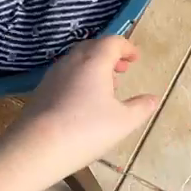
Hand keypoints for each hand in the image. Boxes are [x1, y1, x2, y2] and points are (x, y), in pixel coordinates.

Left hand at [0, 36, 158, 184]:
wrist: (37, 147)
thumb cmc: (86, 130)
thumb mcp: (123, 122)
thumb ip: (141, 108)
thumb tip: (153, 99)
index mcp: (94, 61)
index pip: (112, 42)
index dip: (126, 47)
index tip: (135, 58)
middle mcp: (71, 62)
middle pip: (92, 47)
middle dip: (109, 54)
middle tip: (122, 68)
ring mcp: (53, 76)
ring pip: (76, 61)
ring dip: (93, 67)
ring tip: (106, 86)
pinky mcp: (41, 91)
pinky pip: (65, 76)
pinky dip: (79, 79)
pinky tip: (83, 101)